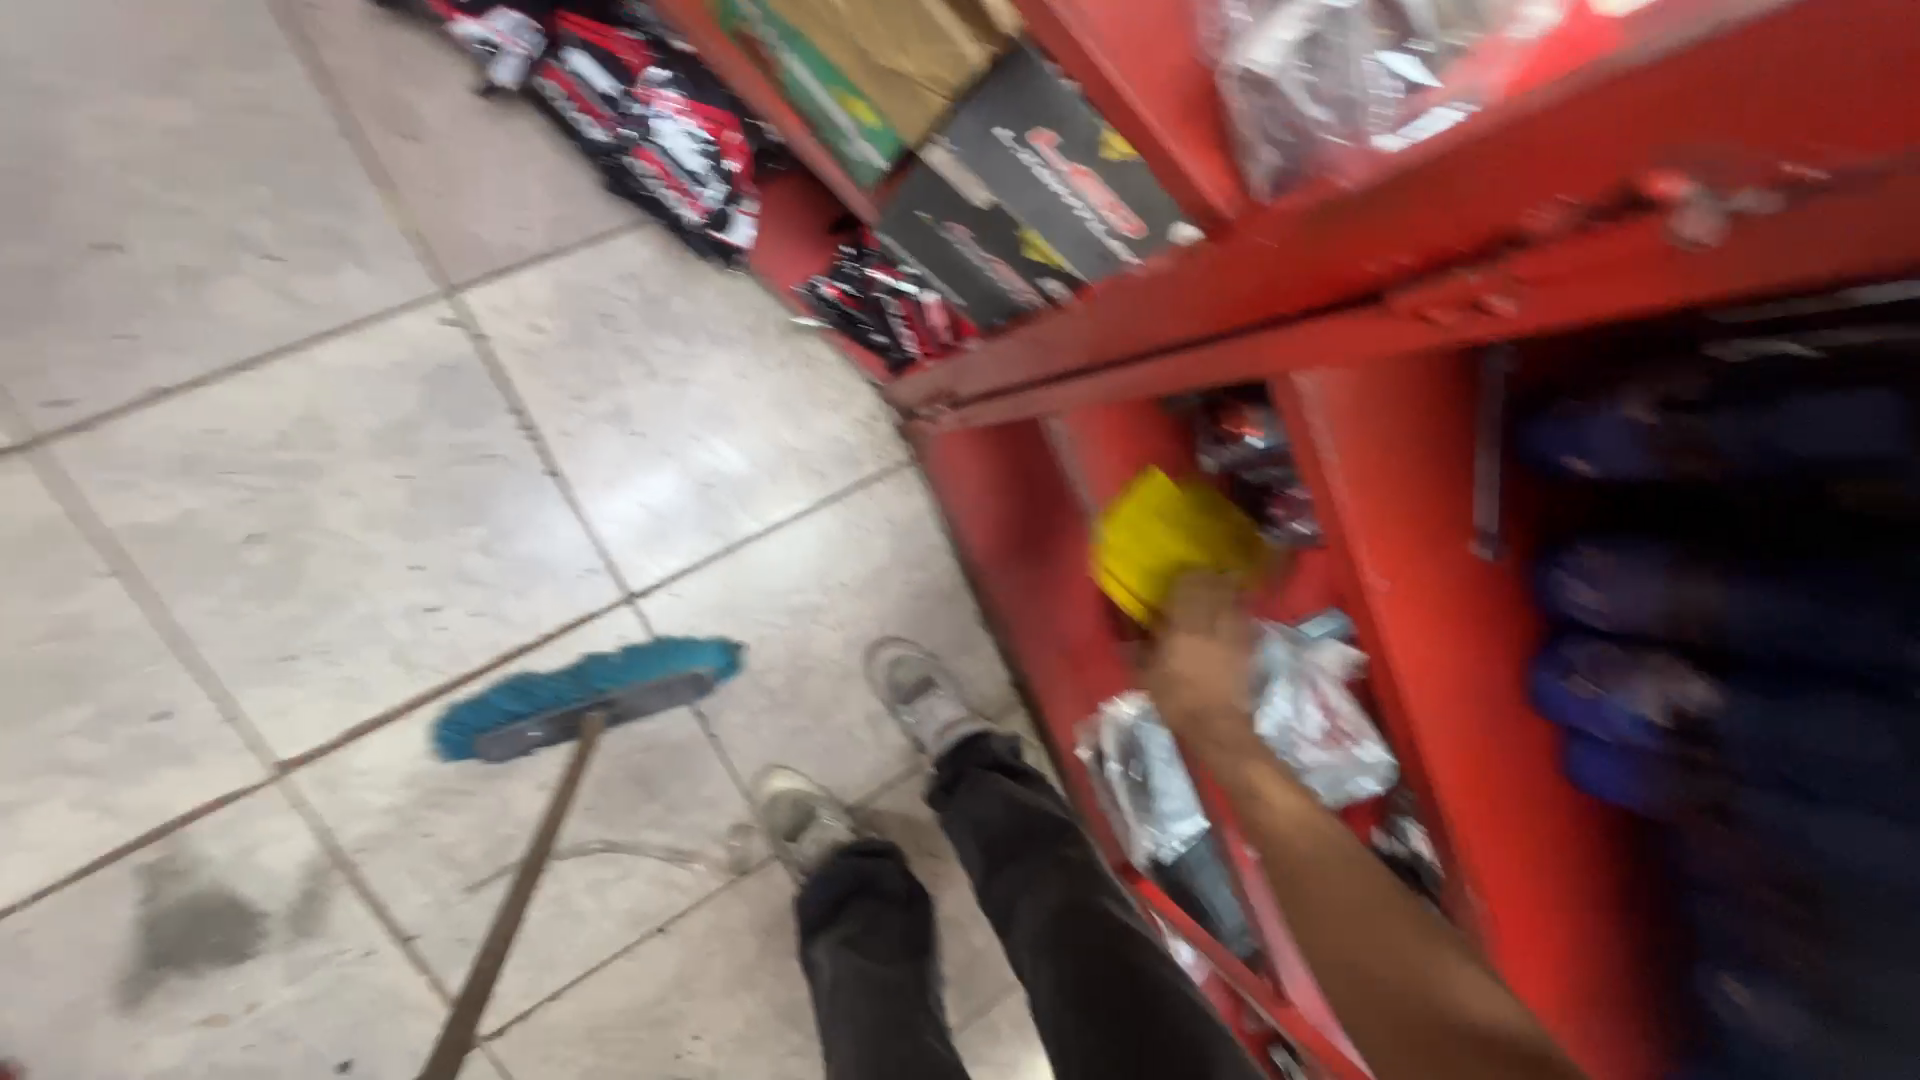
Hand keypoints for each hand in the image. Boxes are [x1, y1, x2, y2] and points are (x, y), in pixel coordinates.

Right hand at [1144, 572, 1260, 761]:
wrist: (1214, 724)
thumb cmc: (1174, 699)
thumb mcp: (1145, 672)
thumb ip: (1138, 645)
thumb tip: (1128, 626)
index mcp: (1183, 627)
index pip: (1188, 589)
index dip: (1185, 577)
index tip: (1180, 573)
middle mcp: (1210, 623)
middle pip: (1213, 588)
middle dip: (1207, 577)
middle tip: (1200, 573)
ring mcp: (1233, 633)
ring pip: (1232, 598)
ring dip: (1227, 587)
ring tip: (1221, 581)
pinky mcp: (1248, 646)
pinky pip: (1245, 617)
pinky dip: (1239, 607)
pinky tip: (1235, 607)